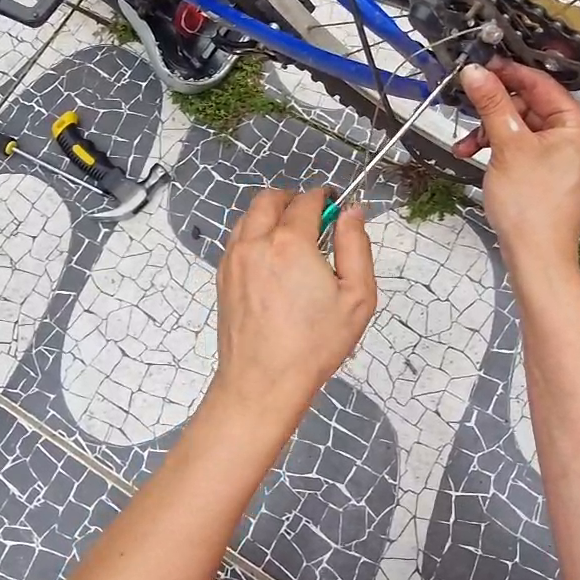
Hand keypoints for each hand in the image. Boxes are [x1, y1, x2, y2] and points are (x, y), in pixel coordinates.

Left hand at [210, 188, 377, 428]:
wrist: (263, 382)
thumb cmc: (315, 344)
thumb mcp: (357, 297)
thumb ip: (356, 247)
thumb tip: (352, 212)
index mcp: (290, 243)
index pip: (307, 201)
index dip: (325, 198)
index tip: (336, 205)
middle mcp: (256, 242)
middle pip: (270, 199)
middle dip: (294, 200)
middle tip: (314, 218)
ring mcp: (233, 259)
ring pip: (249, 216)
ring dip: (271, 215)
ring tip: (292, 239)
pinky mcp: (222, 277)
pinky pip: (237, 239)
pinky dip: (254, 235)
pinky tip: (271, 260)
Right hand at [454, 58, 579, 270]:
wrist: (536, 255)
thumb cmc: (531, 206)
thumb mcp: (507, 145)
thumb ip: (492, 104)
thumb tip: (477, 71)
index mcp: (579, 125)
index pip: (541, 84)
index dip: (509, 73)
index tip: (481, 66)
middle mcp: (575, 137)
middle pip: (529, 105)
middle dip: (494, 109)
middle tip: (468, 107)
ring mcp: (561, 156)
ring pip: (520, 127)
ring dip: (490, 130)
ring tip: (466, 144)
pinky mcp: (545, 172)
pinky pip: (520, 147)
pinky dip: (497, 148)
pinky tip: (474, 155)